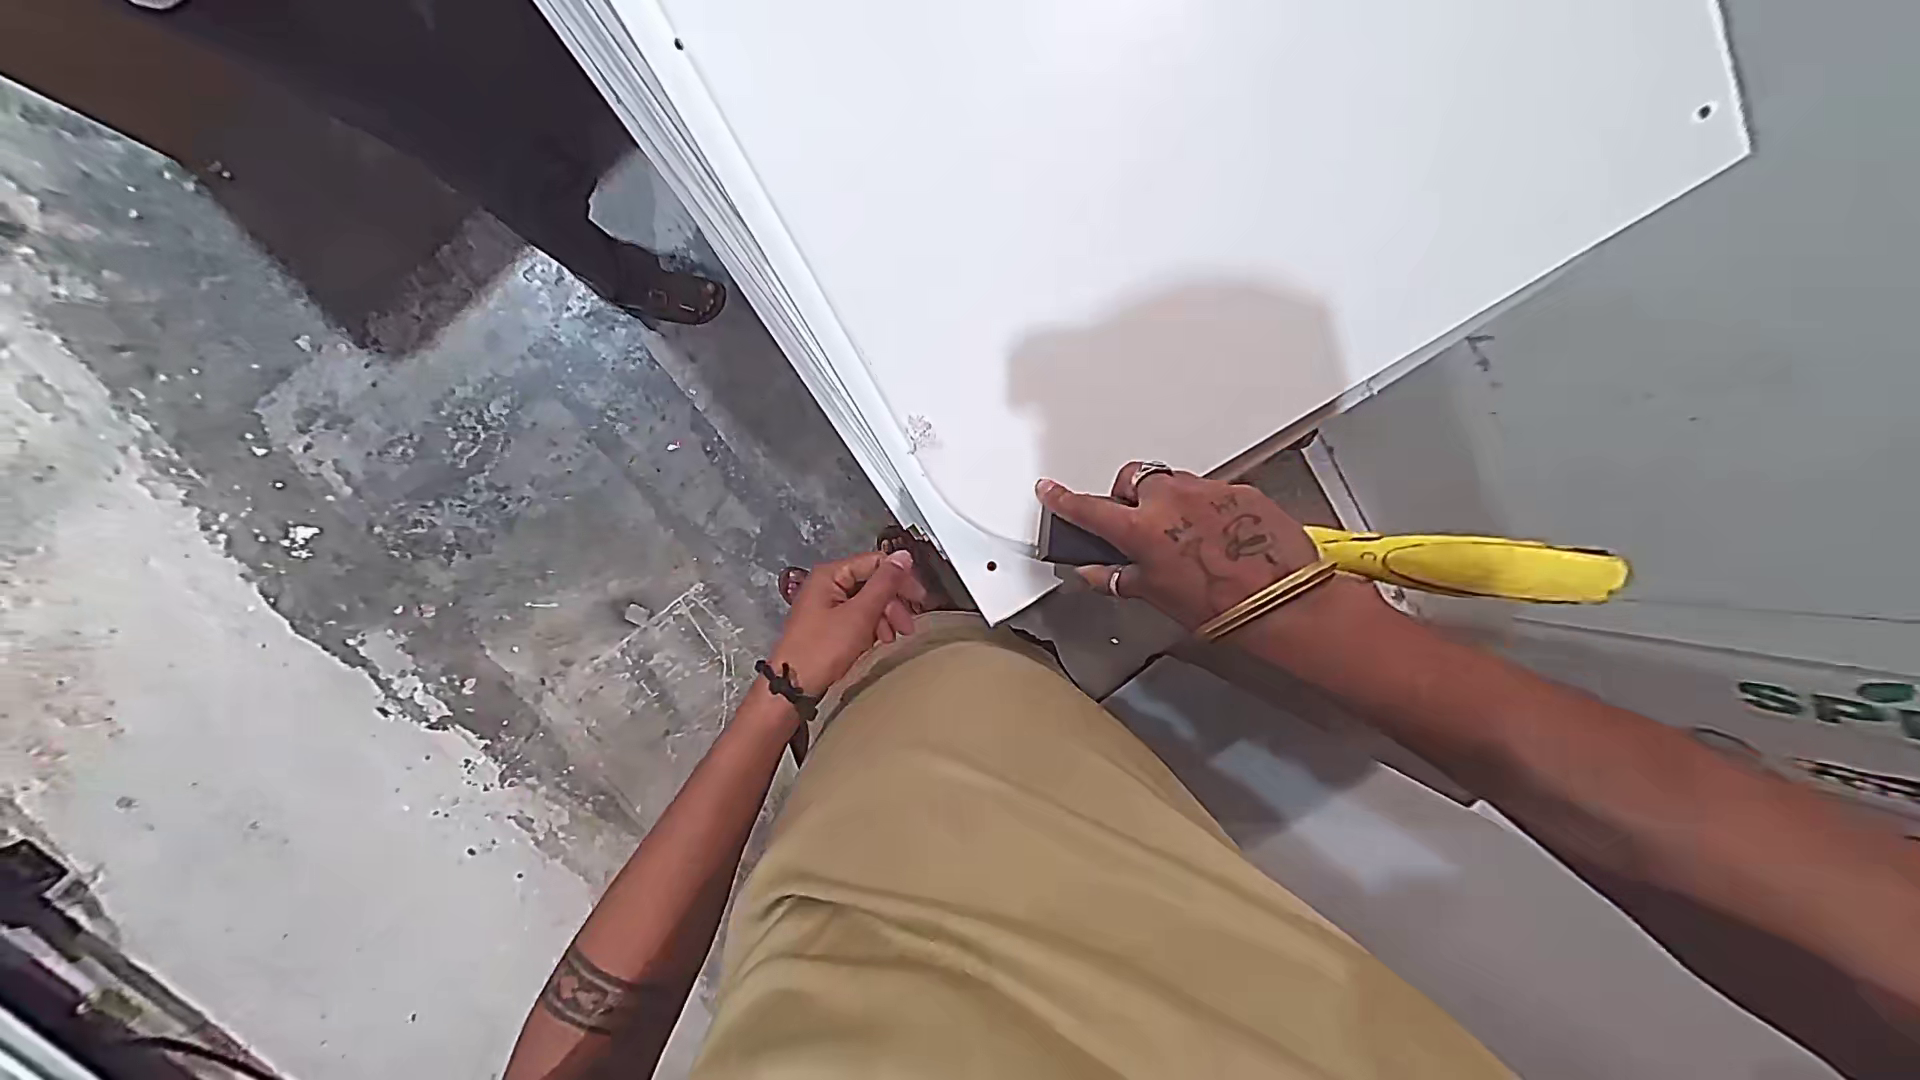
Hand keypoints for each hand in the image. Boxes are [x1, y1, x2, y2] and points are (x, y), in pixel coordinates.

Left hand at [764, 549, 926, 701]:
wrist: (794, 687)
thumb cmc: (819, 651)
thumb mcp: (859, 614)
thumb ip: (884, 583)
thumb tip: (903, 557)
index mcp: (830, 575)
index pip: (875, 562)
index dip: (900, 578)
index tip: (918, 597)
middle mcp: (827, 585)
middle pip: (873, 582)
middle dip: (893, 602)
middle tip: (907, 622)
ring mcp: (827, 605)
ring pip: (868, 601)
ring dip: (886, 617)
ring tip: (893, 635)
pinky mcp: (829, 624)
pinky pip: (859, 617)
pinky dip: (873, 627)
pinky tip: (879, 639)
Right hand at [1035, 464, 1321, 628]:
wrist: (1284, 603)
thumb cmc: (1223, 606)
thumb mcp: (1158, 595)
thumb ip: (1119, 577)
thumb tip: (1097, 574)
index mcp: (1142, 529)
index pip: (1089, 508)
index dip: (1063, 499)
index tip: (1050, 489)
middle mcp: (1171, 500)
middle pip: (1132, 478)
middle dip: (1127, 495)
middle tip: (1135, 522)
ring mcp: (1207, 490)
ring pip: (1171, 481)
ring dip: (1166, 499)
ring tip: (1180, 532)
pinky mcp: (1239, 489)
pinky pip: (1208, 489)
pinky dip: (1203, 505)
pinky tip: (1213, 533)